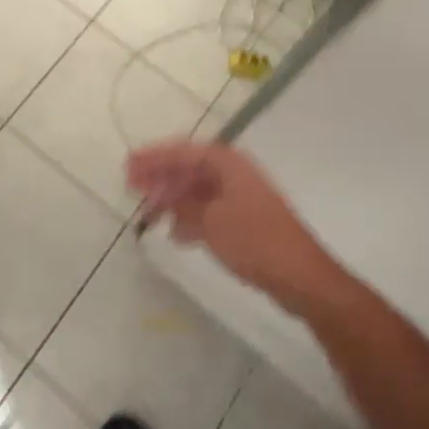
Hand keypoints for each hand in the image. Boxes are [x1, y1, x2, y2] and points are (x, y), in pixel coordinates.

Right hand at [126, 140, 335, 296]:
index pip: (182, 151)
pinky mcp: (245, 219)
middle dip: (159, 177)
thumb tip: (160, 196)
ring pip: (196, 190)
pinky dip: (189, 216)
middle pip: (188, 168)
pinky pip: (207, 209)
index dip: (153, 157)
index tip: (128, 166)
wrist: (300, 277)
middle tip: (131, 188)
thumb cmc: (254, 240)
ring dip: (172, 199)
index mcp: (227, 163)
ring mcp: (241, 196)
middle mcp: (234, 173)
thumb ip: (181, 205)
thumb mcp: (209, 221)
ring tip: (148, 214)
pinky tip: (175, 233)